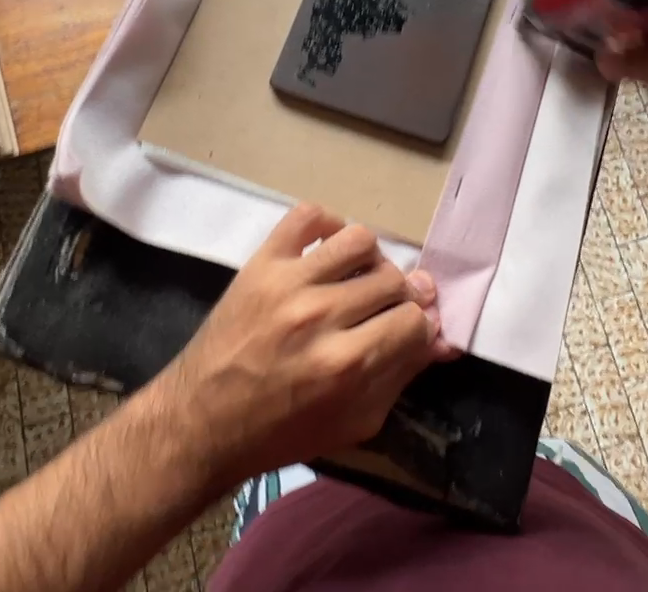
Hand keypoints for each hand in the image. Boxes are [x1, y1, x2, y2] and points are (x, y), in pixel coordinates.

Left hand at [146, 204, 446, 487]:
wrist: (201, 420)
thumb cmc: (282, 432)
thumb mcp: (353, 422)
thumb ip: (402, 376)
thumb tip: (445, 337)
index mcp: (346, 365)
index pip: (414, 321)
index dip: (419, 327)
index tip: (408, 332)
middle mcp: (320, 316)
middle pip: (392, 280)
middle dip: (400, 297)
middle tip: (383, 310)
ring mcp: (288, 283)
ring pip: (359, 240)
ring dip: (370, 261)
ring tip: (356, 280)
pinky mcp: (261, 262)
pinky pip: (307, 215)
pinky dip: (327, 225)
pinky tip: (326, 252)